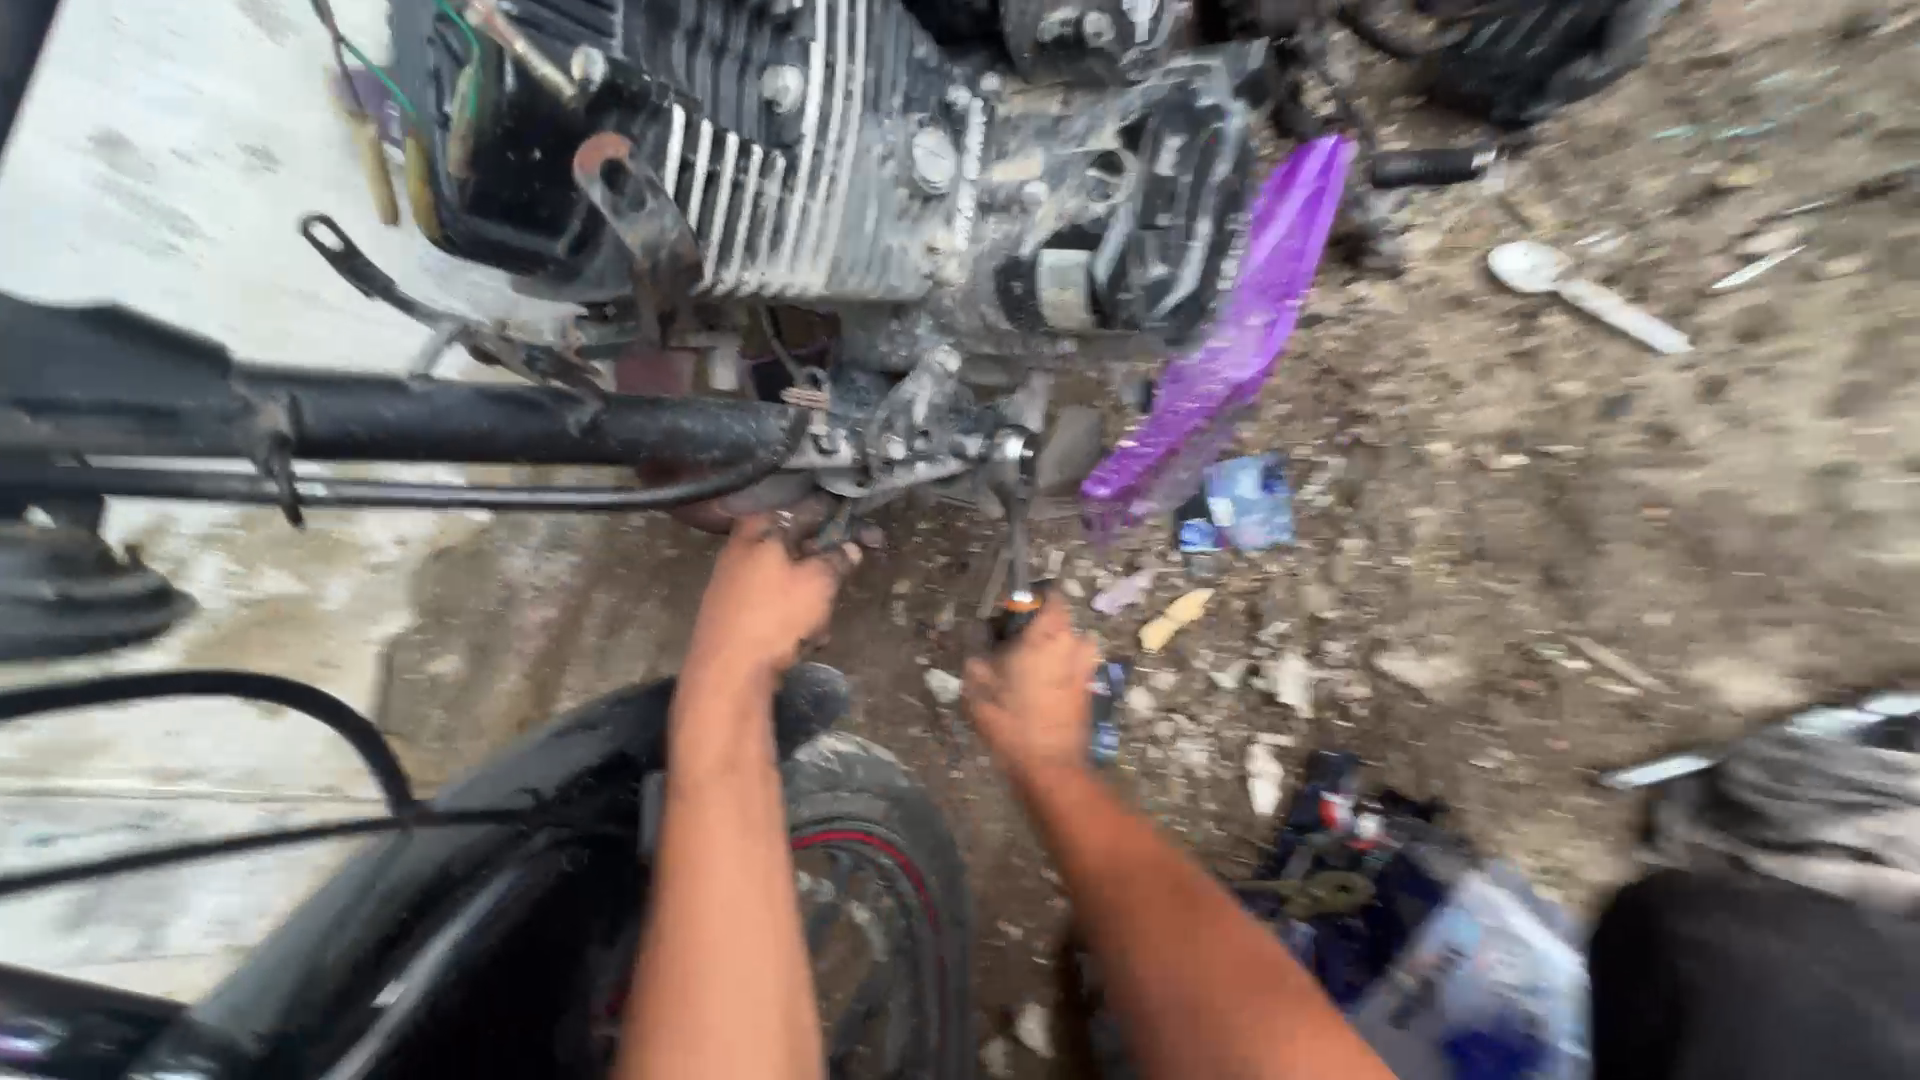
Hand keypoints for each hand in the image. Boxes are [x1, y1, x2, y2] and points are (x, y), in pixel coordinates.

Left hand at [684, 513, 859, 688]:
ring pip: (787, 581)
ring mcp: (733, 583)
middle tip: (839, 583)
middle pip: (794, 548)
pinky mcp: (733, 614)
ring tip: (819, 624)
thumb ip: (838, 559)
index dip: (835, 518)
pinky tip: (803, 640)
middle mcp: (741, 549)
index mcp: (759, 530)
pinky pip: (773, 606)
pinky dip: (791, 618)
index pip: (804, 509)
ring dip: (809, 600)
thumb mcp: (819, 582)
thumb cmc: (776, 615)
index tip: (860, 530)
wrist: (728, 673)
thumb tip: (850, 548)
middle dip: (822, 568)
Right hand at [963, 595, 1100, 786]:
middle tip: (1016, 648)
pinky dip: (1063, 672)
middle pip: (1061, 622)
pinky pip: (1076, 668)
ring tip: (1033, 671)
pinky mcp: (1090, 690)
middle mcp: (1070, 645)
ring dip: (1056, 650)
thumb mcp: (978, 689)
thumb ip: (978, 662)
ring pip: (1071, 645)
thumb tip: (979, 653)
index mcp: (1044, 636)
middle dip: (1042, 630)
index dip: (1033, 602)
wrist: (1048, 765)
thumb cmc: (1009, 721)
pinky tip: (1043, 692)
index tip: (1015, 616)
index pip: (1052, 597)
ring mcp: (1085, 668)